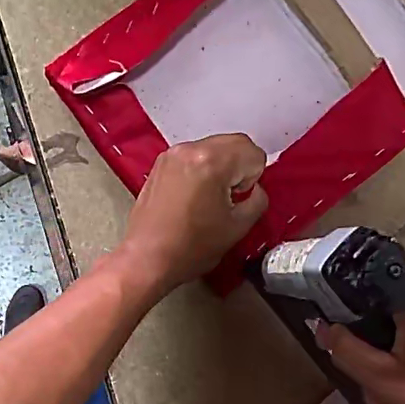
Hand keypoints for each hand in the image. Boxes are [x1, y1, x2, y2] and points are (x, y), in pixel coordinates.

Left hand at [111, 134, 268, 295]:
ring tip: (210, 199)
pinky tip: (195, 197)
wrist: (147, 260)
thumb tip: (256, 191)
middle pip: (234, 143)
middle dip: (240, 168)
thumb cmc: (187, 249)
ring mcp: (171, 156)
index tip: (240, 198)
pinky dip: (202, 170)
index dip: (254, 178)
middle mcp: (189, 150)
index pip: (252, 153)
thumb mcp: (237, 228)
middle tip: (230, 197)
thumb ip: (257, 201)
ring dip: (221, 168)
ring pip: (213, 148)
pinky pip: (194, 157)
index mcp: (211, 162)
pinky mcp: (160, 165)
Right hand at [316, 283, 404, 403]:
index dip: (346, 306)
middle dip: (371, 343)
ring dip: (391, 357)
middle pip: (389, 309)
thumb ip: (349, 352)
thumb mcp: (388, 382)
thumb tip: (323, 327)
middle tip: (366, 380)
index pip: (370, 282)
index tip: (337, 335)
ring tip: (390, 395)